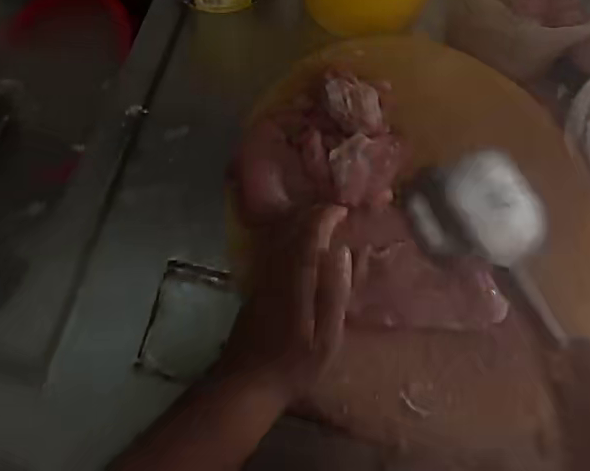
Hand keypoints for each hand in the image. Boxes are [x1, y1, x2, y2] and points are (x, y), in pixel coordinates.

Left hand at [216, 204, 353, 406]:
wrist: (247, 380)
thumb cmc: (294, 364)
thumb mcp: (326, 338)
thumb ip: (334, 293)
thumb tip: (341, 251)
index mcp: (296, 278)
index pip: (309, 234)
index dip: (325, 217)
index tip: (342, 209)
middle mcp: (276, 268)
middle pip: (292, 228)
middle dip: (314, 213)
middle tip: (335, 209)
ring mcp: (263, 273)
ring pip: (281, 233)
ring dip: (301, 220)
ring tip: (322, 217)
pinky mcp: (257, 281)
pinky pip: (275, 244)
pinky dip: (290, 233)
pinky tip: (299, 238)